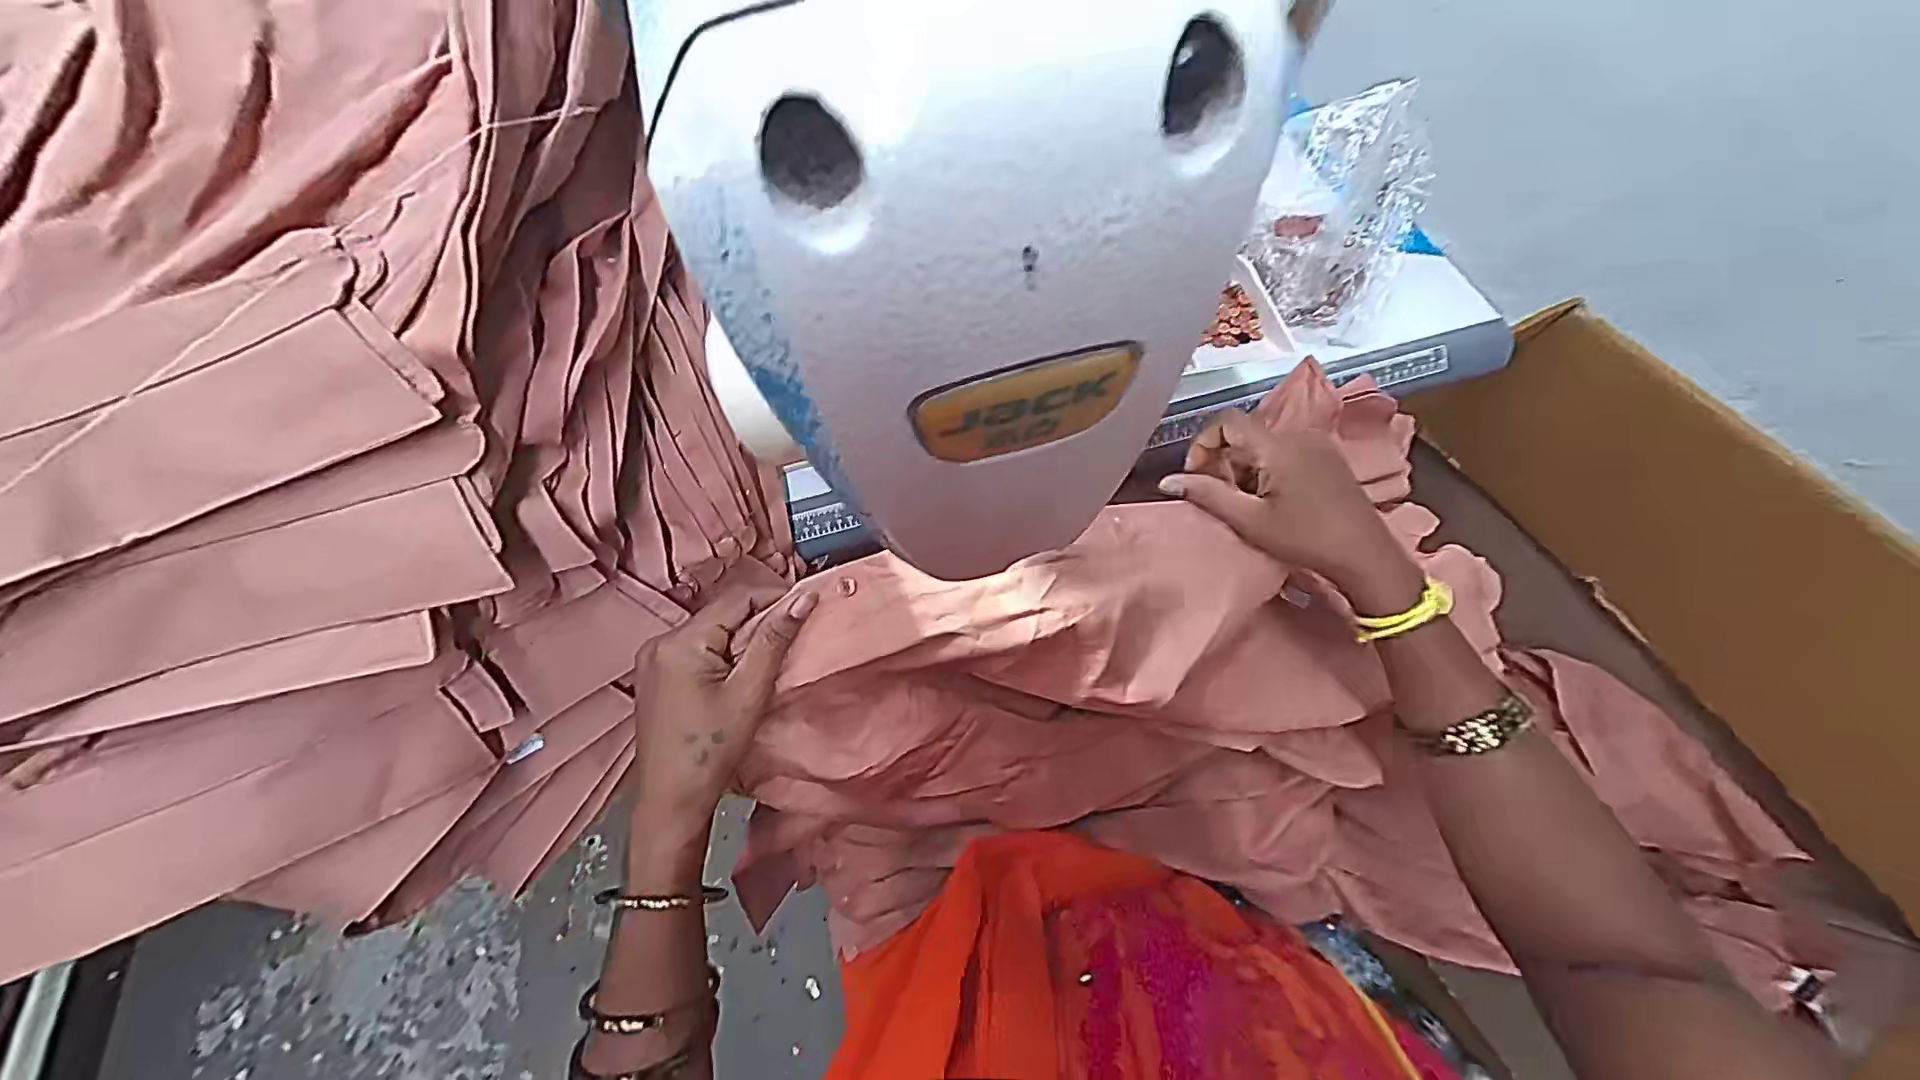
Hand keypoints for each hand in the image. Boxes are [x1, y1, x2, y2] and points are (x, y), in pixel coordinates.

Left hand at [627, 568, 816, 872]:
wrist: (671, 801)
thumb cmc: (711, 750)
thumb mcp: (750, 691)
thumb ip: (775, 639)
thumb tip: (803, 598)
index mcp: (680, 642)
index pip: (737, 599)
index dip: (775, 600)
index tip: (805, 611)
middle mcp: (660, 642)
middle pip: (724, 613)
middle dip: (760, 622)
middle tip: (791, 641)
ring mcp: (654, 659)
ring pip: (713, 630)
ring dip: (743, 638)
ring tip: (769, 661)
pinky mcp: (656, 675)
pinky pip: (699, 648)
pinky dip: (725, 653)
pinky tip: (741, 675)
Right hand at [1157, 410, 1422, 614]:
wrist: (1365, 556)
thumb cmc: (1305, 539)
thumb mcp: (1248, 520)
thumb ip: (1207, 494)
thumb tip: (1168, 481)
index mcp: (1278, 446)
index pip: (1226, 421)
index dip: (1203, 443)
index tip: (1199, 477)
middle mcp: (1298, 435)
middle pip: (1244, 435)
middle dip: (1222, 462)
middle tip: (1221, 498)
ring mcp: (1316, 445)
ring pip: (1262, 446)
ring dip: (1243, 469)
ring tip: (1246, 505)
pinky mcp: (1327, 458)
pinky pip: (1283, 453)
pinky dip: (1265, 471)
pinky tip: (1270, 502)